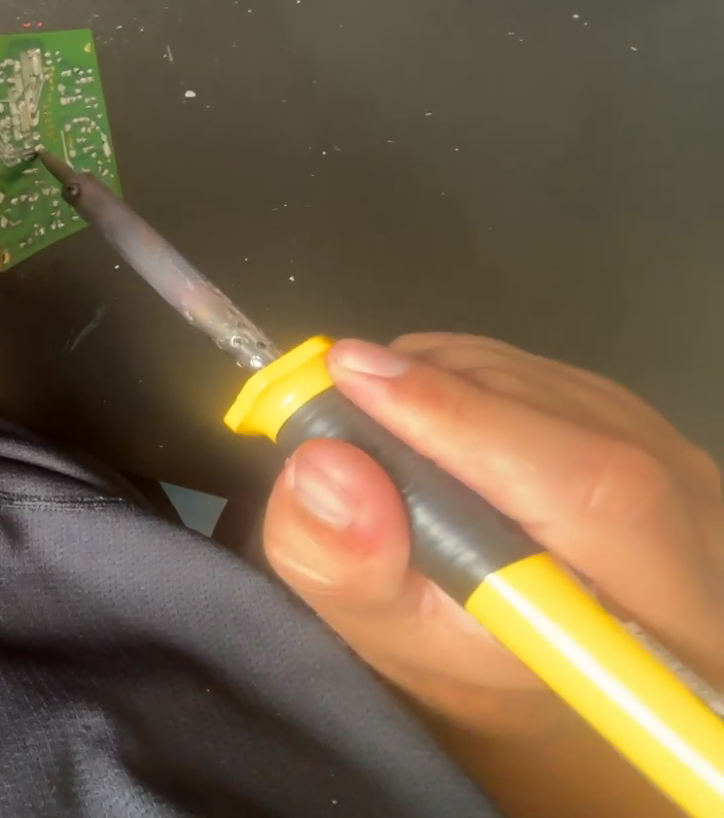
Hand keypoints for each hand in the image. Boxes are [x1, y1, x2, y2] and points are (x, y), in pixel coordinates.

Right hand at [263, 334, 723, 737]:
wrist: (508, 633)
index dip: (459, 416)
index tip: (351, 376)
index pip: (582, 484)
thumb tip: (321, 463)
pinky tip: (413, 418)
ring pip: (530, 379)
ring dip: (423, 380)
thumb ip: (340, 558)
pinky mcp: (630, 417)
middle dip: (418, 389)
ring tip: (369, 430)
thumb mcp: (368, 622)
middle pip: (556, 412)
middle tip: (322, 396)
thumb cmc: (444, 643)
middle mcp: (694, 523)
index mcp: (651, 608)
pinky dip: (442, 373)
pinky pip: (524, 366)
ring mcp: (673, 458)